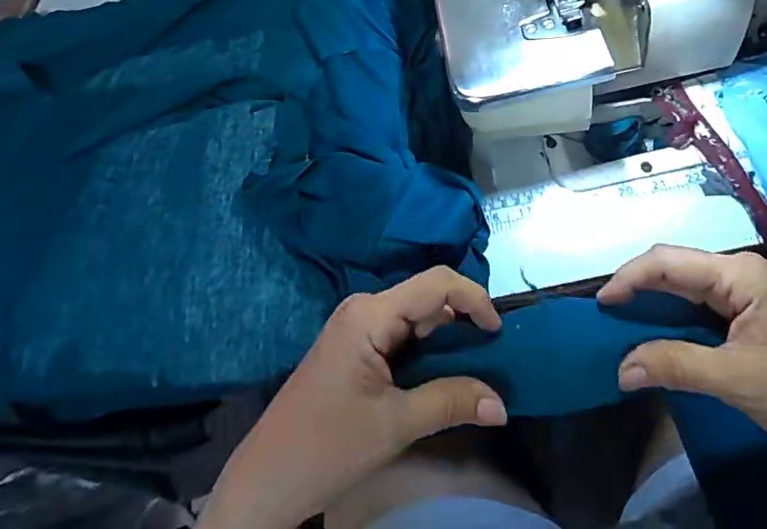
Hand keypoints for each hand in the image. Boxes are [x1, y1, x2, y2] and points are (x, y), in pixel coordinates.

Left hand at [200, 267, 508, 528]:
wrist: (265, 483)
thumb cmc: (326, 447)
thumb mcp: (395, 425)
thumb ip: (451, 403)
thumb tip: (502, 404)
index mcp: (370, 314)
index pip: (436, 284)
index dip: (474, 298)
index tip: (499, 332)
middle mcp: (364, 308)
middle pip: (427, 297)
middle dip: (463, 320)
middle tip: (494, 353)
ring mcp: (357, 326)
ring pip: (417, 317)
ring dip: (448, 338)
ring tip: (478, 364)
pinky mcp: (355, 347)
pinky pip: (402, 334)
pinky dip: (428, 350)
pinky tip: (445, 371)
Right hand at [597, 244, 766, 468]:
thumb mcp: (737, 380)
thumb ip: (676, 365)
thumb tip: (621, 368)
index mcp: (739, 273)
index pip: (669, 261)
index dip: (630, 278)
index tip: (600, 305)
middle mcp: (738, 274)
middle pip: (674, 269)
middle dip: (637, 289)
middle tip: (604, 318)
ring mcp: (744, 294)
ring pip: (684, 289)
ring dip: (652, 306)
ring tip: (619, 327)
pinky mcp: (746, 317)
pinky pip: (698, 308)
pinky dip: (671, 321)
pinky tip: (653, 337)